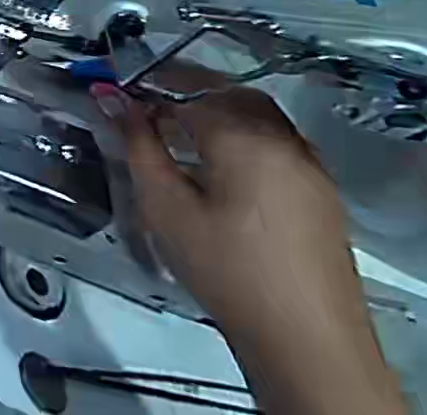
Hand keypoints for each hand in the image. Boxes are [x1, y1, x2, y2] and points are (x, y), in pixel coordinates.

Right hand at [117, 87, 406, 414]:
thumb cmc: (225, 268)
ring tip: (172, 132)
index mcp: (243, 135)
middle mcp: (281, 137)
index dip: (141, 82)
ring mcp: (307, 162)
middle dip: (177, 89)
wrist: (308, 343)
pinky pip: (271, 137)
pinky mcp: (319, 188)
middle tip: (139, 106)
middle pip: (222, 90)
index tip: (108, 85)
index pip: (183, 85)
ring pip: (250, 111)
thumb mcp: (164, 204)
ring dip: (208, 108)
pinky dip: (237, 131)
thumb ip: (137, 141)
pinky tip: (214, 162)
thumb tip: (110, 96)